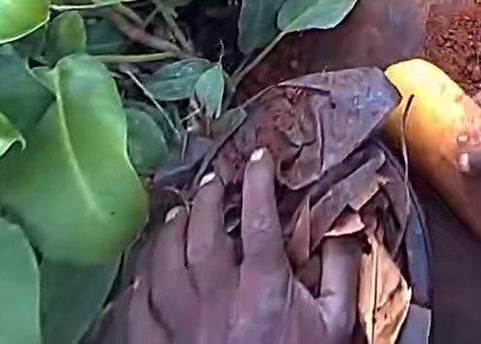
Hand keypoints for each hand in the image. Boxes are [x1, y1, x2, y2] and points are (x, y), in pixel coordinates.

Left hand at [126, 148, 358, 343]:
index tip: (259, 155)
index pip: (258, 222)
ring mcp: (184, 331)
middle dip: (207, 200)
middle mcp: (219, 304)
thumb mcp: (334, 324)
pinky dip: (139, 286)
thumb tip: (342, 227)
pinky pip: (137, 316)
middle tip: (214, 179)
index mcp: (264, 291)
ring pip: (163, 270)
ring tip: (179, 211)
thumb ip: (341, 272)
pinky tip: (147, 269)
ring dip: (168, 234)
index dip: (257, 181)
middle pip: (202, 239)